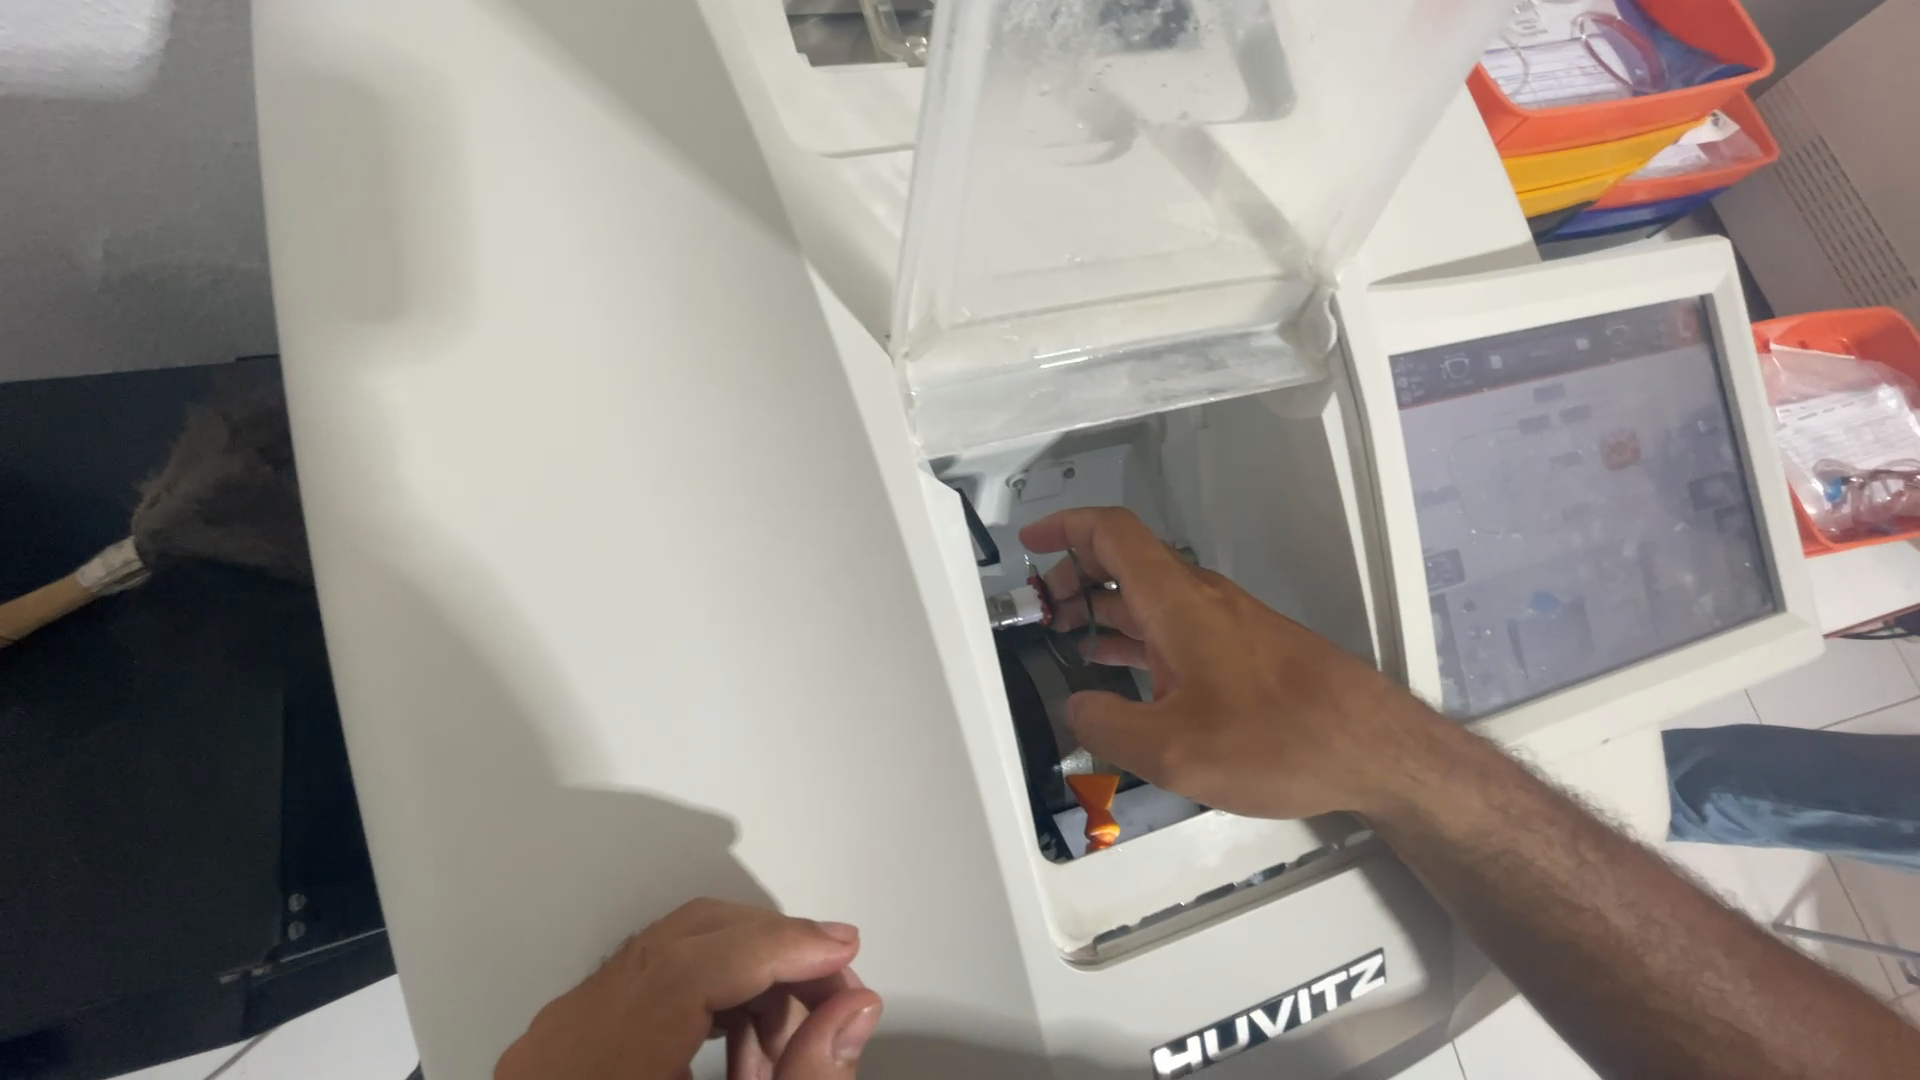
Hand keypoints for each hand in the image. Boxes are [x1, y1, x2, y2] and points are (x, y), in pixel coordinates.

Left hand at [495, 899, 882, 1079]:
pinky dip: (714, 996)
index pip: (688, 971)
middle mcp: (558, 1043)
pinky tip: (749, 1055)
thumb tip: (857, 1003)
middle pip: (684, 942)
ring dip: (750, 978)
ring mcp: (555, 1038)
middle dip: (774, 953)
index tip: (844, 954)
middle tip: (836, 990)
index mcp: (596, 1074)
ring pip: (673, 953)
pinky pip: (653, 982)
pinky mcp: (566, 1042)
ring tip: (794, 1043)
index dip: (775, 948)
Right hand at [1019, 507, 1442, 820]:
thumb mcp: (1171, 750)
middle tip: (1042, 612)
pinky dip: (1132, 634)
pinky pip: (1171, 625)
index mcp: (1174, 601)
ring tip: (1065, 638)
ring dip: (1100, 608)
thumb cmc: (1276, 739)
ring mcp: (1222, 621)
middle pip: (1122, 560)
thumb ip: (1105, 726)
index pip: (1111, 532)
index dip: (1065, 527)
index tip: (1030, 541)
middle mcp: (1197, 598)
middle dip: (1072, 576)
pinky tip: (1117, 667)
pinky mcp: (1240, 648)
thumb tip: (1077, 708)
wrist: (1375, 749)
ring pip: (1146, 595)